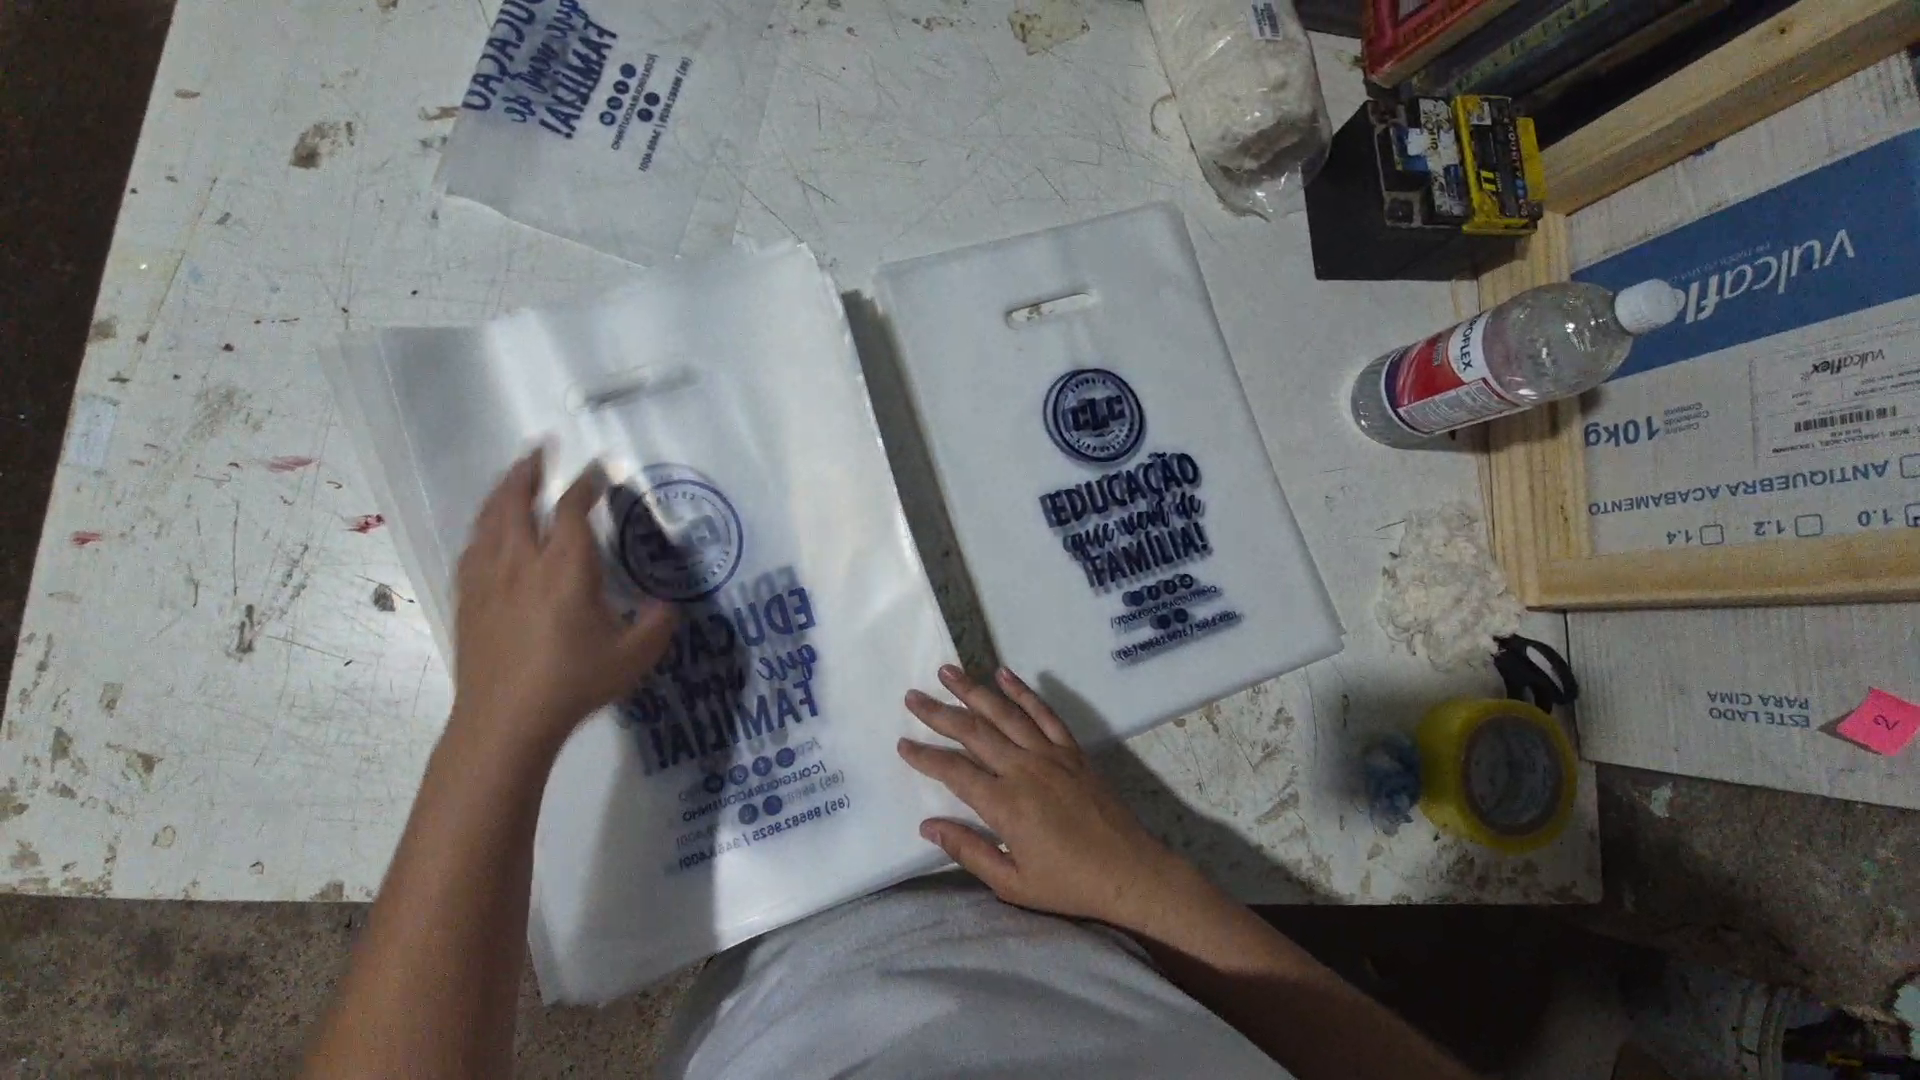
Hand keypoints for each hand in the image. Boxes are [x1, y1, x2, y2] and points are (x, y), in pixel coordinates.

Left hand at [450, 450, 676, 752]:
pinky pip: (472, 548)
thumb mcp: (634, 657)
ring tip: (513, 478)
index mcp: (565, 569)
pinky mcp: (468, 599)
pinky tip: (488, 532)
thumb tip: (667, 603)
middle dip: (529, 470)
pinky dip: (484, 527)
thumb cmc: (574, 684)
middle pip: (516, 500)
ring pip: (488, 520)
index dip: (586, 483)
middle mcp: (522, 562)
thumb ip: (658, 624)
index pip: (571, 509)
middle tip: (540, 450)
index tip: (599, 469)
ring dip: (502, 491)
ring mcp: (488, 579)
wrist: (505, 720)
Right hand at [897, 665, 1196, 930]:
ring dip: (974, 690)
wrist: (1131, 872)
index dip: (925, 756)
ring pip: (1004, 713)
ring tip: (948, 672)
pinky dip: (1022, 692)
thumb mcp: (1012, 883)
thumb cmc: (1069, 884)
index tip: (903, 743)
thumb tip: (928, 826)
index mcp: (1005, 805)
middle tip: (913, 696)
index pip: (954, 772)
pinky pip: (1043, 713)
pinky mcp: (1072, 750)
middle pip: (973, 732)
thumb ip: (969, 851)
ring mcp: (1050, 755)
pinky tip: (1004, 674)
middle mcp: (1024, 770)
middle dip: (939, 713)